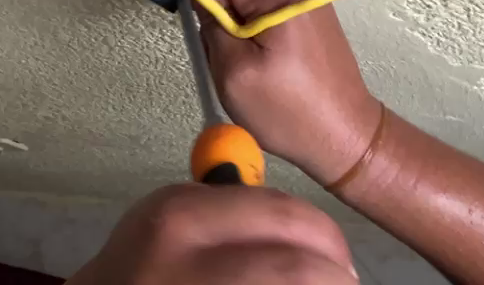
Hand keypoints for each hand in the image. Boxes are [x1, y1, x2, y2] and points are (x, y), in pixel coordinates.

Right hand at [66, 183, 355, 284]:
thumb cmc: (138, 266)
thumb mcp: (170, 217)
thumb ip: (226, 205)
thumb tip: (301, 220)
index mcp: (181, 216)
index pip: (283, 215)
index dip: (324, 235)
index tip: (336, 250)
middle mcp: (193, 266)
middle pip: (301, 268)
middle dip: (335, 274)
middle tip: (345, 279)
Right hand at [194, 0, 382, 185]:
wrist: (347, 135)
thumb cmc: (287, 111)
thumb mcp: (233, 73)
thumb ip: (212, 19)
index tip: (209, 18)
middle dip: (222, 4)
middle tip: (231, 50)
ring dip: (239, 14)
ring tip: (252, 57)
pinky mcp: (312, 4)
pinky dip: (257, 19)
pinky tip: (268, 54)